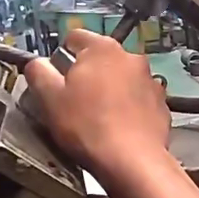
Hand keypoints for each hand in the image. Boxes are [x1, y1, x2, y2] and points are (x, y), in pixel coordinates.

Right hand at [21, 29, 170, 180]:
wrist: (132, 159)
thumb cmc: (88, 126)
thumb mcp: (50, 98)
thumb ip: (38, 72)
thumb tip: (37, 63)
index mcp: (103, 48)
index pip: (75, 37)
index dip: (61, 55)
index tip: (56, 76)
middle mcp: (132, 57)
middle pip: (101, 58)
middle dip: (87, 74)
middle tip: (74, 101)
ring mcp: (151, 79)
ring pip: (122, 78)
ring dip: (110, 90)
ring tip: (97, 117)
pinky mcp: (161, 102)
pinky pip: (139, 98)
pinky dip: (129, 106)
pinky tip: (118, 126)